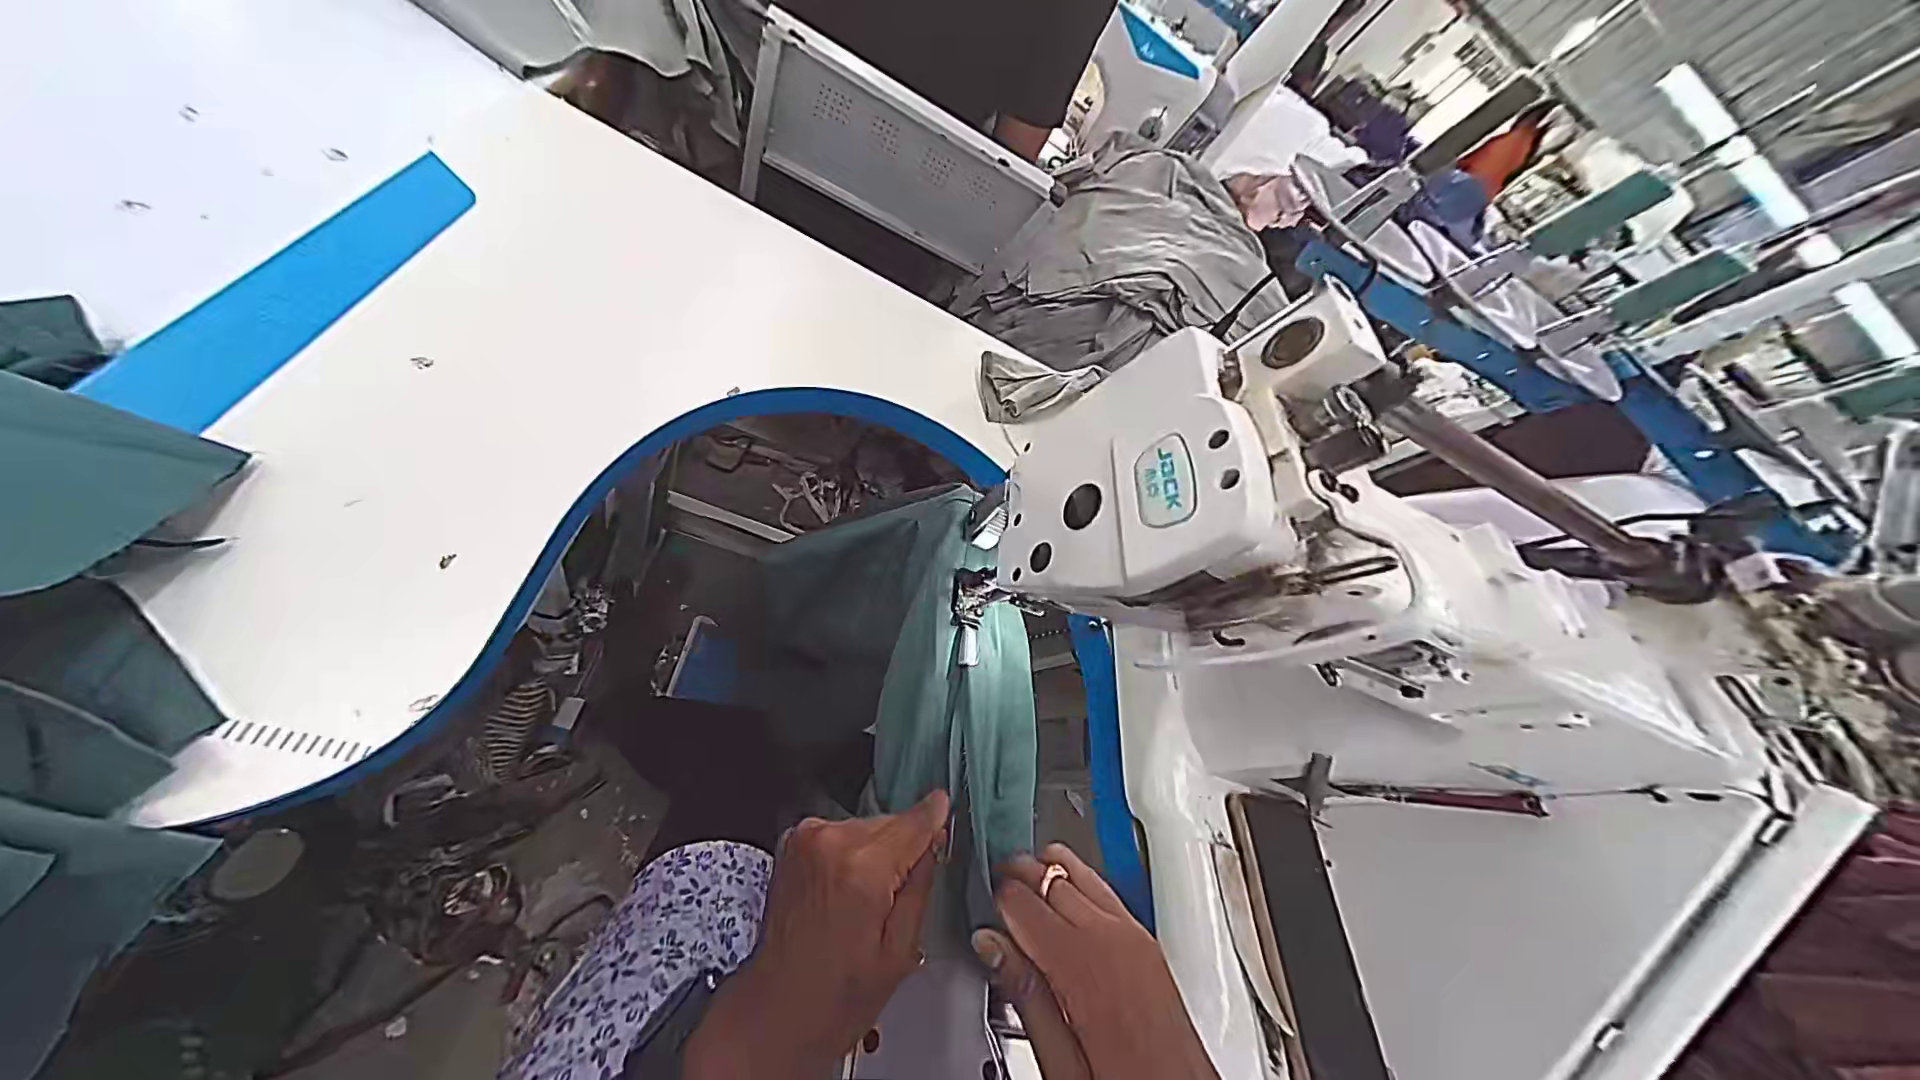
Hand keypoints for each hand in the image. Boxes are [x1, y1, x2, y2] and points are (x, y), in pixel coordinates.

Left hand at [685, 790, 949, 1078]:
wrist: (777, 1008)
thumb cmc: (835, 995)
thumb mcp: (900, 948)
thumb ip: (922, 882)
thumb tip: (934, 840)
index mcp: (862, 867)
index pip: (915, 821)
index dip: (935, 817)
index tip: (945, 811)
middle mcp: (831, 841)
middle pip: (891, 822)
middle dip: (902, 847)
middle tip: (895, 893)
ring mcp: (807, 837)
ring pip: (866, 825)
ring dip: (875, 849)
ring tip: (864, 899)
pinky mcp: (793, 841)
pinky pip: (841, 832)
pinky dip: (848, 851)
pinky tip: (842, 889)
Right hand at [974, 843, 1218, 1079]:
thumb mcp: (1060, 1062)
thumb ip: (1023, 992)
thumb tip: (990, 944)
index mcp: (1082, 965)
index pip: (1023, 900)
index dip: (996, 898)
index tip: (982, 908)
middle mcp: (1110, 937)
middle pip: (1049, 874)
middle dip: (1016, 876)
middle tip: (994, 890)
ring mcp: (1132, 932)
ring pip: (1077, 868)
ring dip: (1046, 870)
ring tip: (1024, 886)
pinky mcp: (1146, 936)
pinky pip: (1102, 886)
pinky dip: (1075, 879)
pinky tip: (1062, 895)